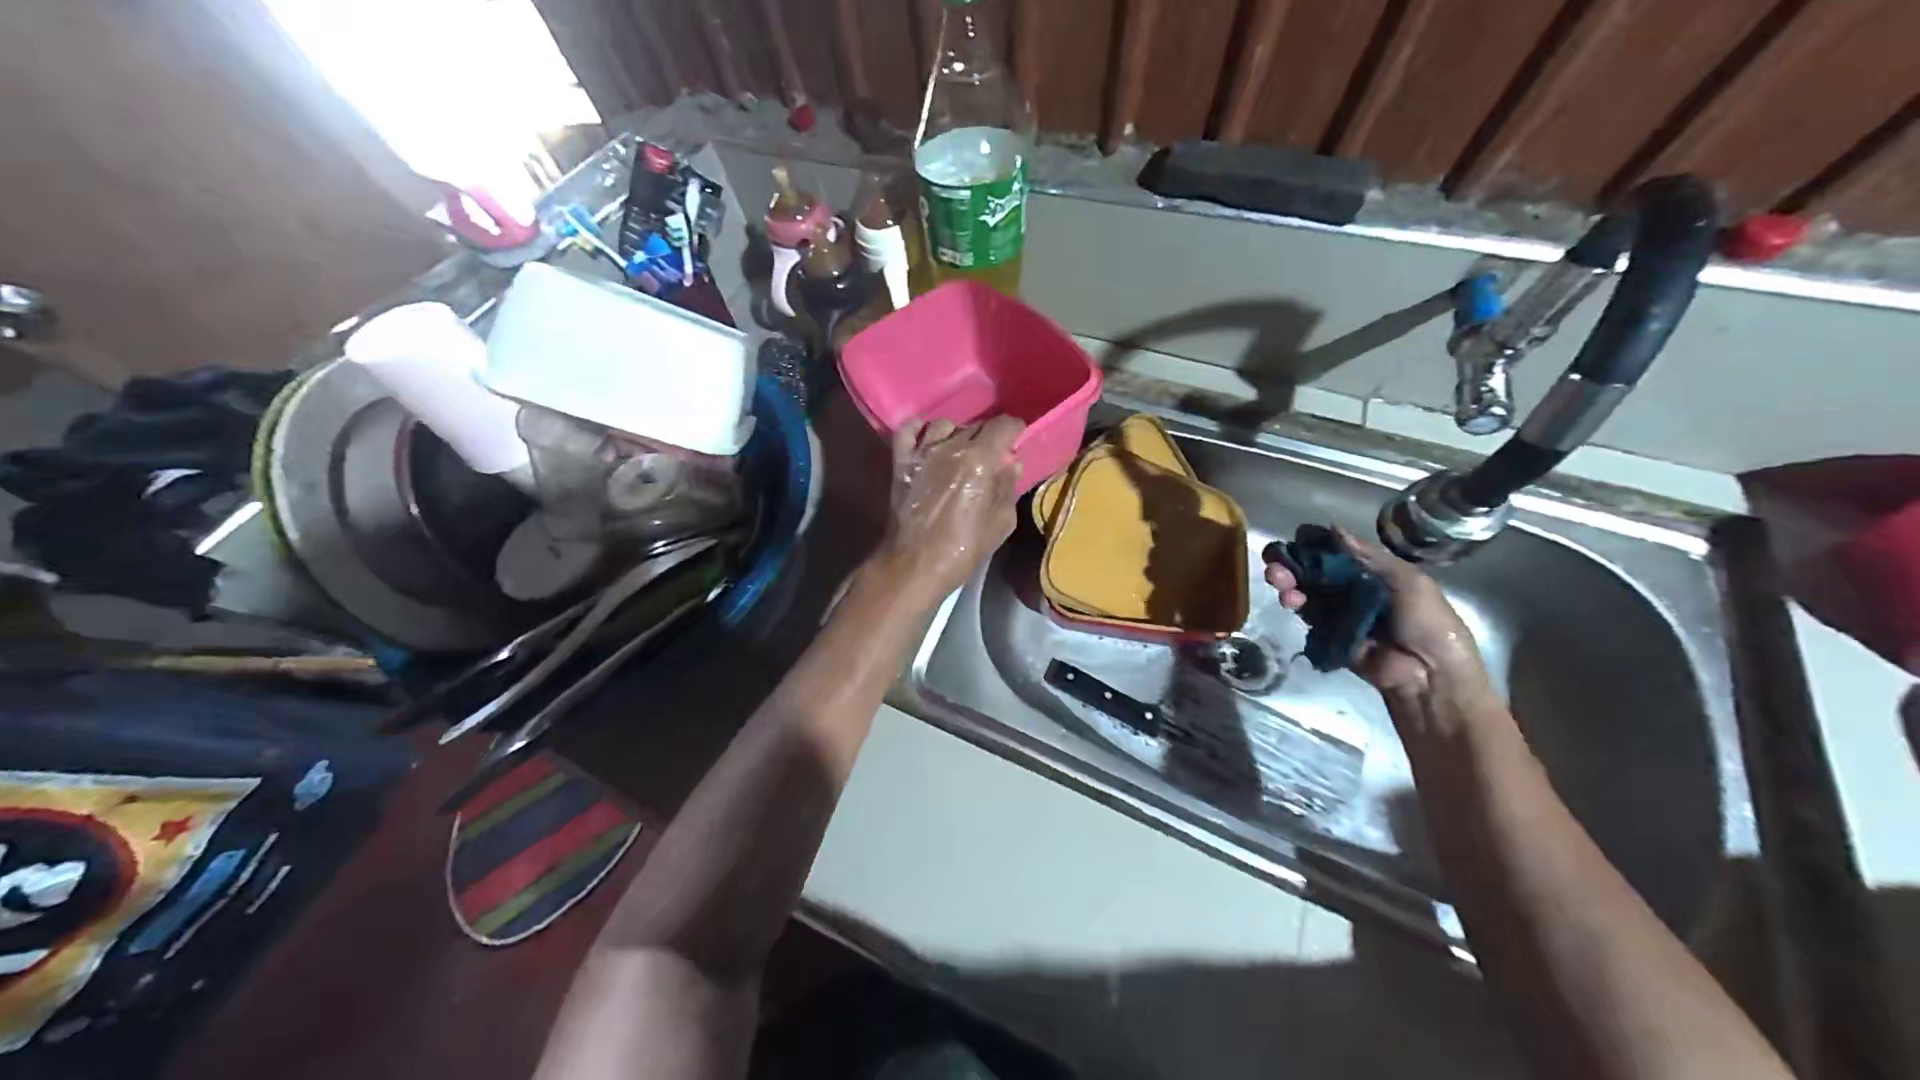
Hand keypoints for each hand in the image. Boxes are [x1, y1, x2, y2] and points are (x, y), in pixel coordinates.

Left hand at [875, 416, 1024, 603]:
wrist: (915, 564)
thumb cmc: (963, 548)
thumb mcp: (1001, 523)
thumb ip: (1008, 487)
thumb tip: (1010, 464)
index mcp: (980, 460)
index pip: (1004, 425)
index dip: (1014, 431)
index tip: (1016, 442)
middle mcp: (951, 447)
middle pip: (976, 425)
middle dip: (989, 437)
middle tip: (992, 457)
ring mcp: (922, 452)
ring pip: (944, 424)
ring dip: (957, 434)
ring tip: (960, 452)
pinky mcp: (900, 462)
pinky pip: (908, 430)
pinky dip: (919, 429)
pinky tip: (927, 439)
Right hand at [1264, 526, 1491, 700]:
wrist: (1429, 673)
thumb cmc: (1427, 622)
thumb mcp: (1408, 581)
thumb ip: (1370, 556)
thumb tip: (1333, 528)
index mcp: (1374, 573)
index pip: (1339, 552)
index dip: (1317, 543)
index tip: (1298, 537)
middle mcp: (1353, 589)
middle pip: (1315, 570)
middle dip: (1293, 561)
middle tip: (1273, 558)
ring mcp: (1339, 612)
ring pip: (1306, 590)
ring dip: (1288, 581)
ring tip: (1277, 578)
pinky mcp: (1328, 633)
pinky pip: (1307, 615)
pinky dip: (1295, 603)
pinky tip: (1289, 599)